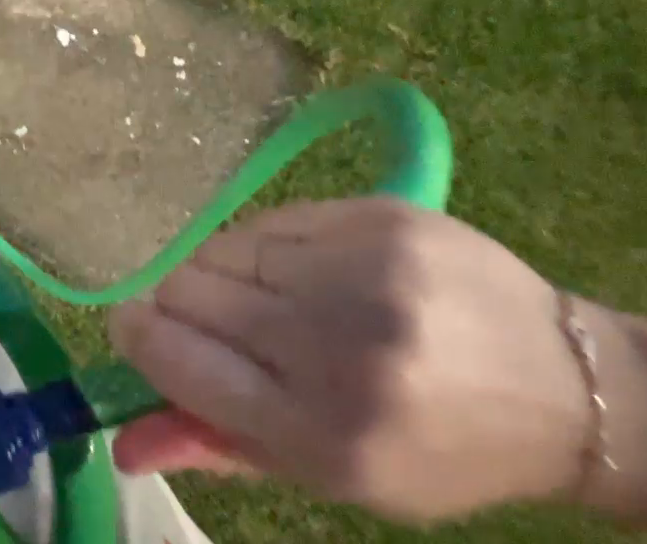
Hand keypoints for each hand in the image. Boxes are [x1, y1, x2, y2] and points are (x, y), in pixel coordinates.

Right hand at [108, 198, 589, 522]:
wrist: (572, 389)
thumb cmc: (433, 446)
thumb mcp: (327, 473)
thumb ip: (214, 447)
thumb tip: (118, 444)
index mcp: (323, 432)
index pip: (169, 355)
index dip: (138, 337)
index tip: (140, 331)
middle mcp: (338, 347)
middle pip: (181, 291)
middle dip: (180, 306)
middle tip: (220, 325)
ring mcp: (361, 273)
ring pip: (214, 249)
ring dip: (223, 275)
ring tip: (272, 300)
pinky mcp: (376, 218)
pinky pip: (265, 221)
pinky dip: (268, 248)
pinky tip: (310, 272)